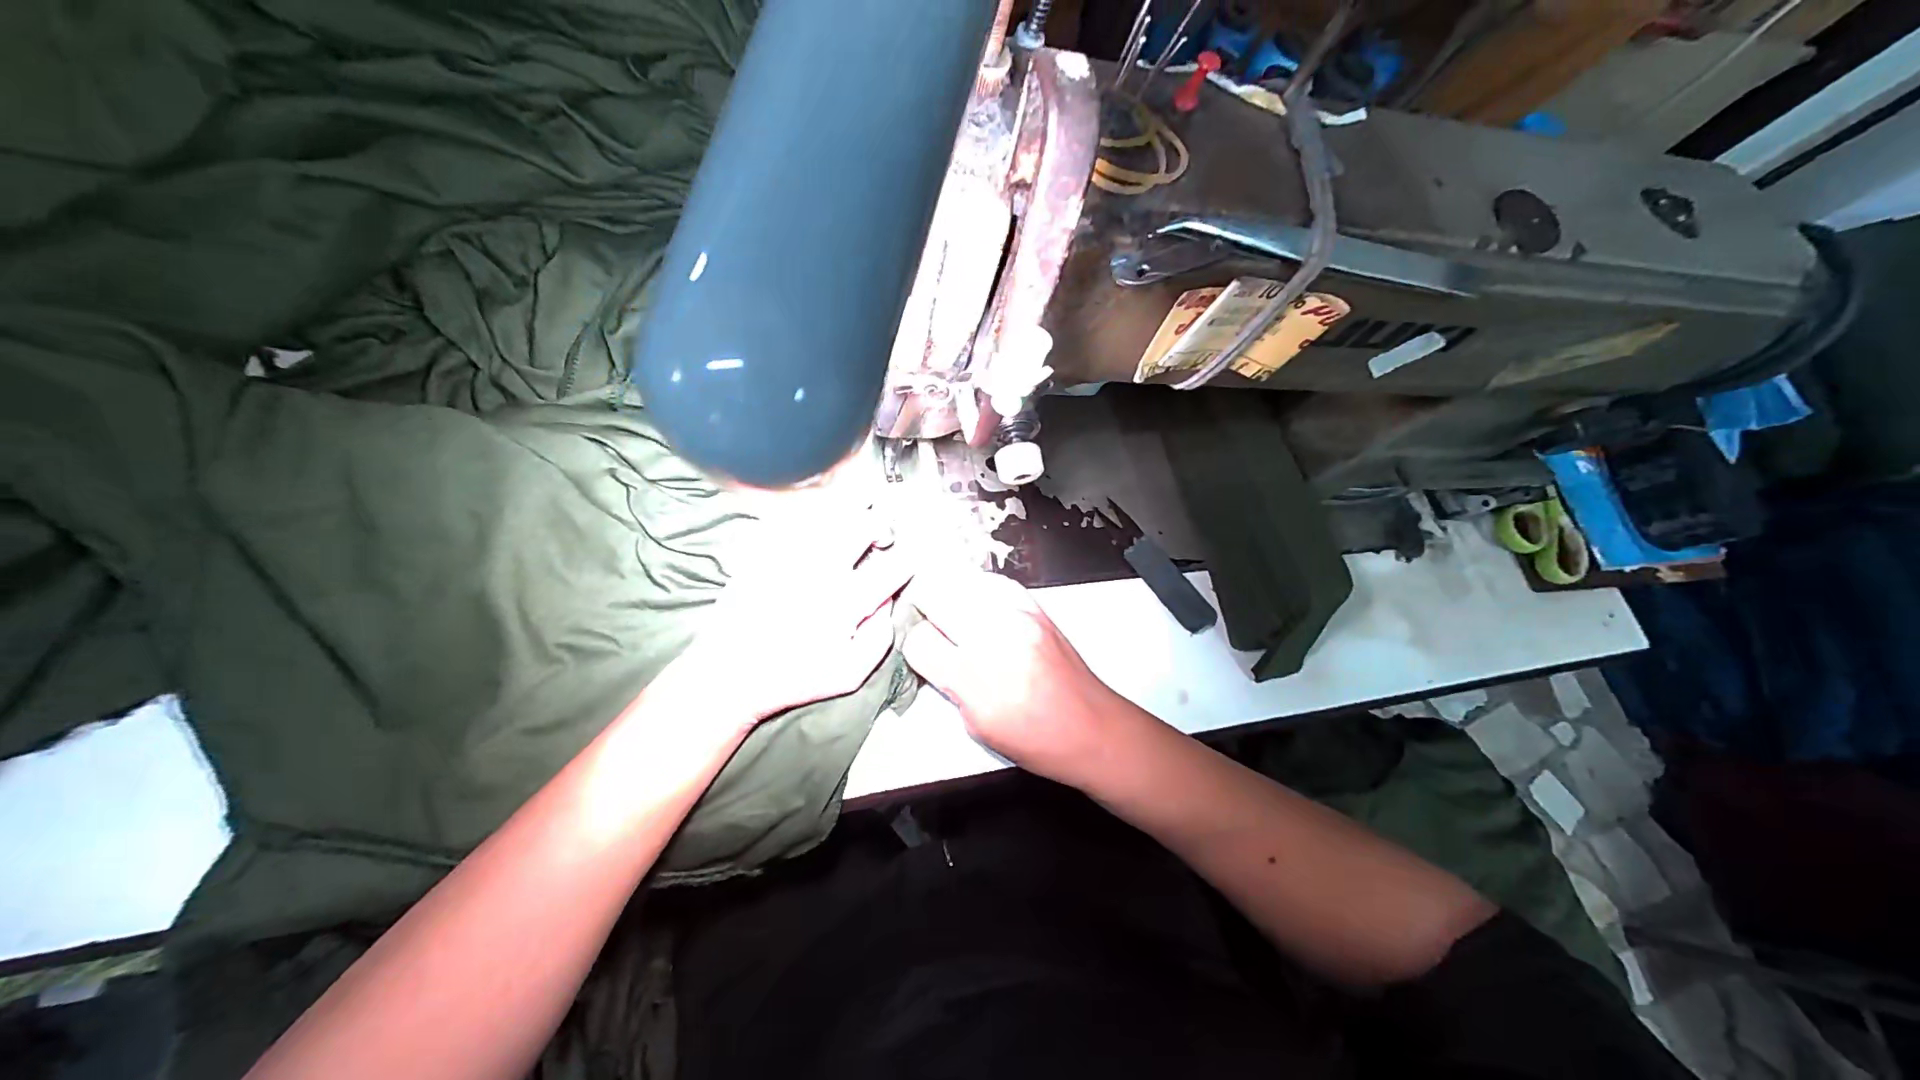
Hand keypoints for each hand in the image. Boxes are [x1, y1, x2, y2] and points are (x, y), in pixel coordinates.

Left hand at [667, 500, 911, 725]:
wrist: (728, 670)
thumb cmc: (792, 677)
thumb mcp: (849, 674)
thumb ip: (879, 639)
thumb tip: (888, 604)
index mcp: (845, 602)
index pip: (892, 568)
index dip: (907, 561)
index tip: (908, 562)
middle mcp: (819, 570)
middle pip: (862, 524)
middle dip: (882, 525)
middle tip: (883, 536)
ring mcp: (788, 554)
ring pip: (828, 513)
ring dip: (849, 513)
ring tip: (854, 521)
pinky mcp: (762, 549)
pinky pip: (791, 516)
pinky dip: (810, 514)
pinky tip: (816, 524)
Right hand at [902, 568, 1133, 786]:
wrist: (1091, 727)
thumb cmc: (1038, 738)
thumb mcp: (976, 725)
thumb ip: (948, 684)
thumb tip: (930, 654)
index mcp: (974, 677)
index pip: (918, 639)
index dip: (912, 644)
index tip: (918, 647)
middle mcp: (994, 637)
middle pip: (934, 595)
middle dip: (924, 609)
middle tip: (926, 622)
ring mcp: (1017, 616)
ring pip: (959, 580)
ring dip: (948, 595)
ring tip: (951, 614)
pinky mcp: (1034, 607)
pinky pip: (991, 582)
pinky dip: (978, 590)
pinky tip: (978, 607)